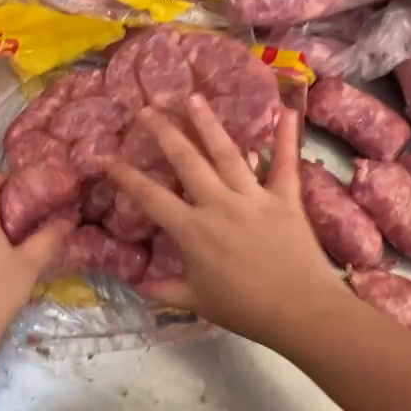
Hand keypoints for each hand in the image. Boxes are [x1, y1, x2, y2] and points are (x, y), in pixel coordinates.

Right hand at [110, 96, 351, 342]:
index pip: (150, 197)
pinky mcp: (286, 200)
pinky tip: (284, 110)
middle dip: (163, 132)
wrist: (303, 313)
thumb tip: (136, 286)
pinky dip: (285, 138)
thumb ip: (165, 290)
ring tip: (193, 97)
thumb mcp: (198, 301)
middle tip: (147, 109)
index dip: (125, 177)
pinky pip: (285, 164)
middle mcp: (218, 204)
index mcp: (192, 230)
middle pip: (185, 160)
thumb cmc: (247, 310)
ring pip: (226, 153)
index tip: (107, 157)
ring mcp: (254, 198)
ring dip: (208, 123)